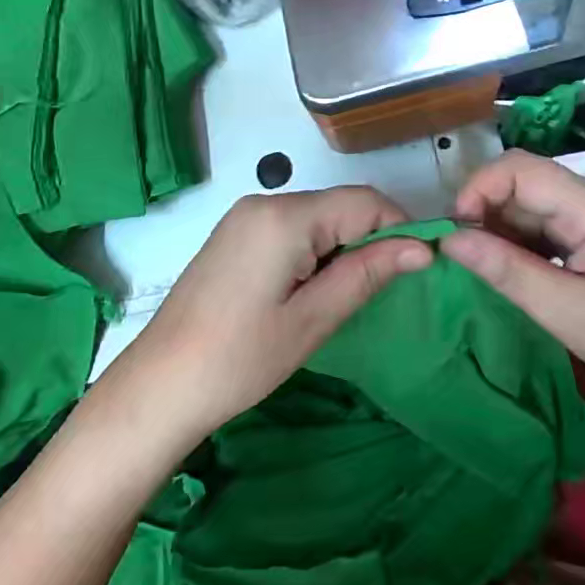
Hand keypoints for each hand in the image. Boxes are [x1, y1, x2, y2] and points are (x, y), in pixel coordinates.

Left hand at [103, 188, 433, 445]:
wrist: (161, 383)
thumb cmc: (240, 358)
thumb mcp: (313, 319)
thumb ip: (367, 273)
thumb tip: (422, 248)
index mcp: (285, 216)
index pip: (364, 201)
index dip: (399, 229)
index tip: (418, 269)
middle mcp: (263, 202)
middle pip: (339, 205)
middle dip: (369, 240)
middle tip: (376, 293)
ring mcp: (243, 217)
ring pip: (316, 218)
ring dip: (341, 248)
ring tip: (339, 298)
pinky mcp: (233, 235)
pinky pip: (290, 229)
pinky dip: (313, 251)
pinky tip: (307, 290)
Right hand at [442, 150, 584, 422]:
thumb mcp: (566, 312)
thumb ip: (506, 271)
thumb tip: (447, 240)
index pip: (519, 168)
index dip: (477, 189)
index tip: (454, 234)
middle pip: (519, 180)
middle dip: (482, 210)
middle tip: (461, 256)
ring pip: (524, 201)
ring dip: (495, 228)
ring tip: (481, 267)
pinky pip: (538, 222)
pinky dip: (513, 241)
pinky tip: (505, 269)